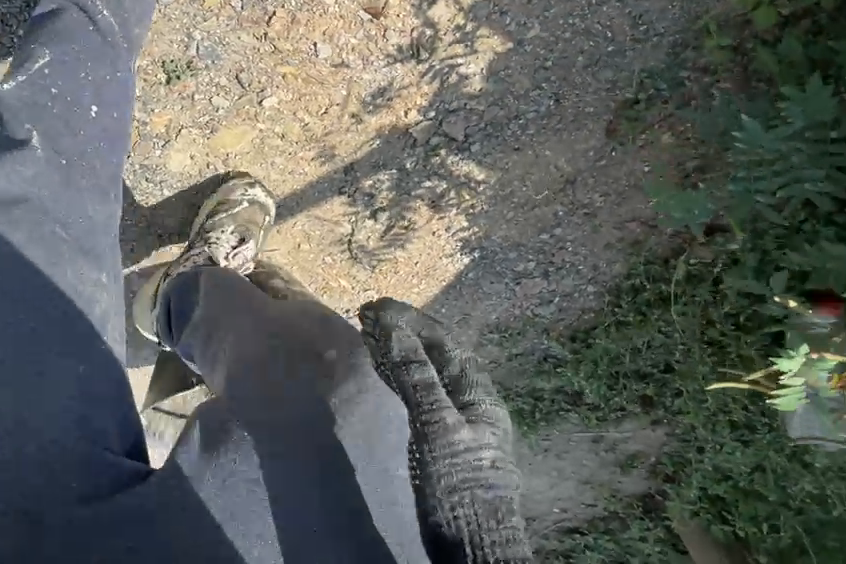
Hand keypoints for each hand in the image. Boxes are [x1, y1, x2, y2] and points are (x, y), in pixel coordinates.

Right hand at [360, 298, 531, 563]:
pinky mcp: (439, 434)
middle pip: (434, 352)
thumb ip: (417, 377)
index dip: (410, 319)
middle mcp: (469, 399)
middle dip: (402, 329)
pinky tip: (379, 365)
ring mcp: (454, 417)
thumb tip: (394, 328)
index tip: (376, 305)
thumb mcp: (437, 426)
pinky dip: (396, 372)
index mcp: (478, 392)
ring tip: (368, 330)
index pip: (443, 341)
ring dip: (397, 348)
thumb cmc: (459, 482)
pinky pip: (416, 390)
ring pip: (423, 370)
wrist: (472, 542)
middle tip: (367, 313)